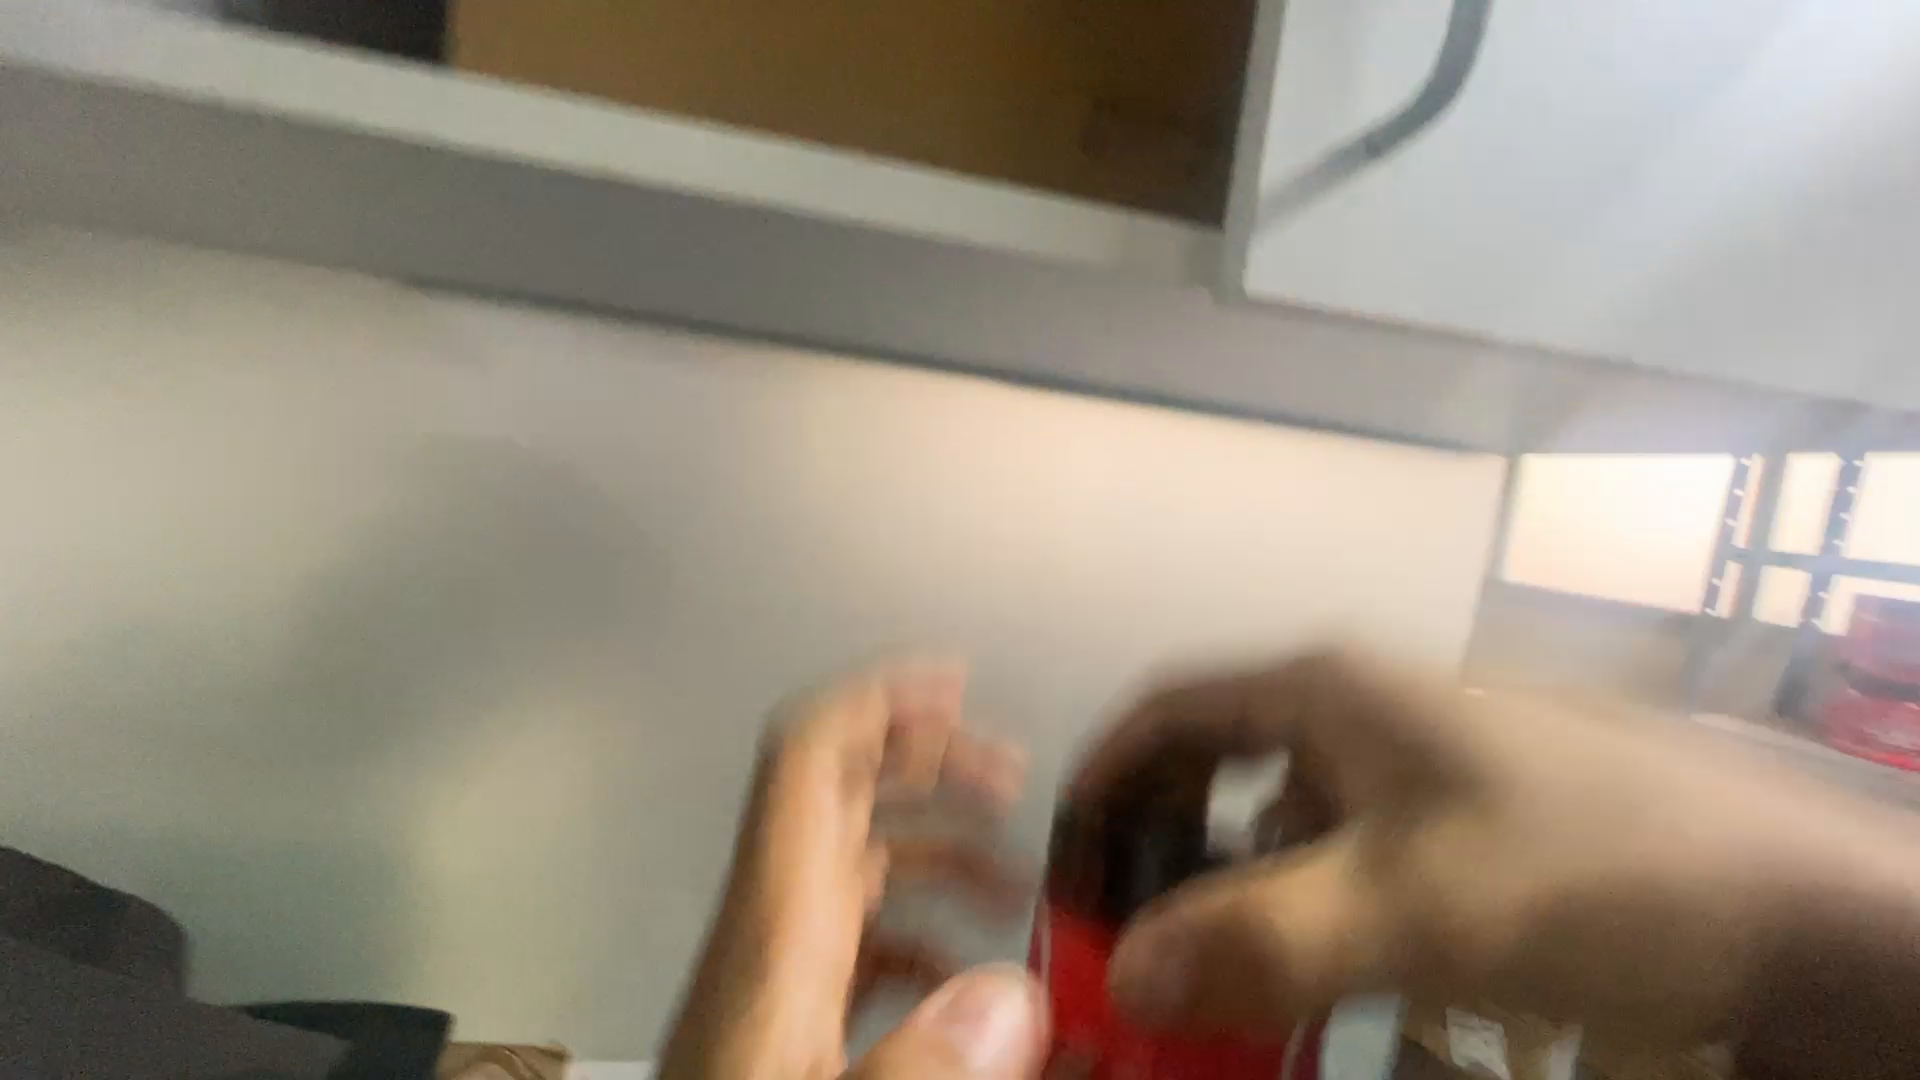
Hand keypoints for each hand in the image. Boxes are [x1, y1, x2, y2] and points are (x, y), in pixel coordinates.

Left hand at [660, 662, 1049, 1079]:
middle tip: (1008, 768)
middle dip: (931, 758)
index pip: (810, 756)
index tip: (949, 680)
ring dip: (942, 840)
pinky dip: (928, 921)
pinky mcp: (796, 1001)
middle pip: (848, 787)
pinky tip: (969, 971)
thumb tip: (1008, 994)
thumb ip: (913, 1063)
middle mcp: (777, 919)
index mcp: (776, 920)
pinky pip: (868, 926)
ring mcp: (784, 959)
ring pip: (866, 853)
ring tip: (1016, 872)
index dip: (877, 698)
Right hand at [1073, 648, 1919, 1074]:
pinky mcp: (1440, 802)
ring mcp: (1396, 752)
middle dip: (1156, 827)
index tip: (1070, 847)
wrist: (1807, 905)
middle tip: (1128, 908)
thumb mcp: (1411, 910)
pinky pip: (1329, 837)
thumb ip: (1259, 941)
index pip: (1167, 708)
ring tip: (1208, 946)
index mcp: (1318, 688)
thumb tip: (1125, 975)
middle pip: (1209, 750)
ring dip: (1225, 870)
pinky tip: (1307, 948)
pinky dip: (1292, 888)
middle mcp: (1345, 703)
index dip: (1106, 770)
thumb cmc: (1583, 870)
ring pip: (1270, 801)